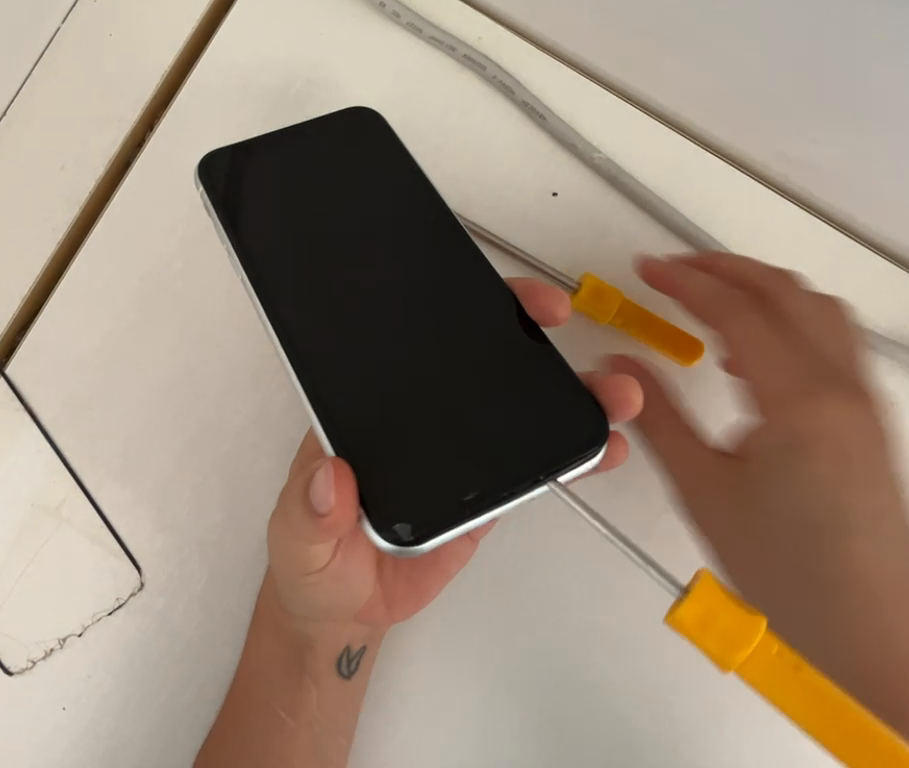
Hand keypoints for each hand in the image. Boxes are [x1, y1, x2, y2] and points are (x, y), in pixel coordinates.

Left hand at [263, 278, 646, 631]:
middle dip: (518, 328)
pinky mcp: (485, 495)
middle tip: (556, 311)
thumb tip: (331, 474)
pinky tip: (602, 449)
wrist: (348, 612)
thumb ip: (310, 512)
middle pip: (471, 362)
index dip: (444, 312)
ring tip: (612, 394)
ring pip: (514, 410)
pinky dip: (569, 456)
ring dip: (565, 394)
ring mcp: (458, 455)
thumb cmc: (311, 562)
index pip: (407, 346)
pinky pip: (530, 466)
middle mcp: (418, 420)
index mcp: (368, 411)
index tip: (477, 296)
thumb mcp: (296, 537)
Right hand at [622, 253, 908, 766]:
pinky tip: (754, 355)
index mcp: (800, 397)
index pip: (736, 309)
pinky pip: (835, 345)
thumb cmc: (792, 573)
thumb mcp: (704, 491)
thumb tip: (619, 368)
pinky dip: (791, 322)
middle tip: (674, 268)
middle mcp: (844, 387)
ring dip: (764, 289)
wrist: (882, 644)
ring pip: (819, 312)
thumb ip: (658, 418)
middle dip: (725, 268)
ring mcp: (868, 405)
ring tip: (712, 296)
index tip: (646, 267)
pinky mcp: (875, 427)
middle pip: (786, 292)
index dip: (685, 280)